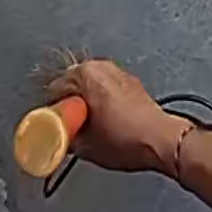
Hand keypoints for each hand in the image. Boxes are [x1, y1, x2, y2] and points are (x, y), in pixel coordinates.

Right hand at [46, 59, 191, 175]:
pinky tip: (105, 117)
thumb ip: (67, 136)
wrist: (158, 138)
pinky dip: (100, 96)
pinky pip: (105, 84)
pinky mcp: (128, 78)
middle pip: (72, 81)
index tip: (55, 124)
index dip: (53, 110)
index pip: (55, 88)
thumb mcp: (85, 146)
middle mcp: (100, 65)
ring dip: (85, 98)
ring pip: (90, 82)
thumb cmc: (125, 139)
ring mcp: (116, 69)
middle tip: (70, 124)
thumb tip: (60, 137)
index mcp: (85, 75)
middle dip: (69, 101)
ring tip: (88, 122)